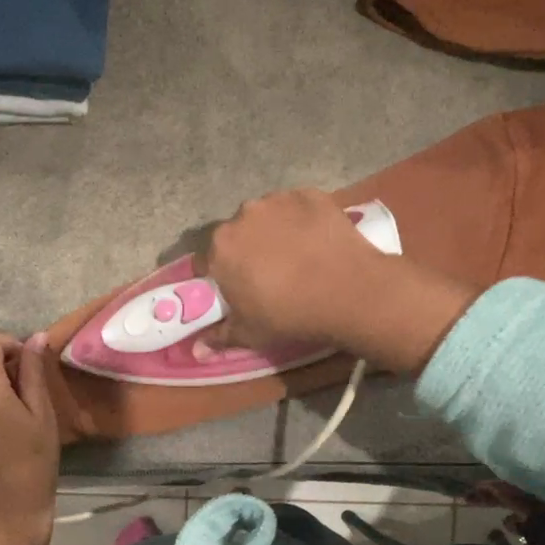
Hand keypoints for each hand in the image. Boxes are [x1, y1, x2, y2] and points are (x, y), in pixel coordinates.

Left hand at [0, 331, 59, 544]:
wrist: (13, 502)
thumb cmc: (36, 458)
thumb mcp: (41, 412)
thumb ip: (34, 371)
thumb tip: (36, 338)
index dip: (6, 342)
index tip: (27, 360)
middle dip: (1, 361)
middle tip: (27, 384)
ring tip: (18, 405)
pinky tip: (5, 420)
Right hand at [200, 189, 478, 373]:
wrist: (348, 290)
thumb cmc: (288, 314)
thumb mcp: (248, 334)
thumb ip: (218, 337)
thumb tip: (196, 350)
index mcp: (220, 249)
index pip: (206, 261)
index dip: (217, 277)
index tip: (233, 290)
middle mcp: (242, 215)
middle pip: (236, 234)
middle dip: (245, 251)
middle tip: (266, 276)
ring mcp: (278, 200)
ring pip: (266, 217)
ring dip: (272, 233)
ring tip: (294, 257)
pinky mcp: (310, 194)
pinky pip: (296, 208)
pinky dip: (300, 221)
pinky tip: (314, 242)